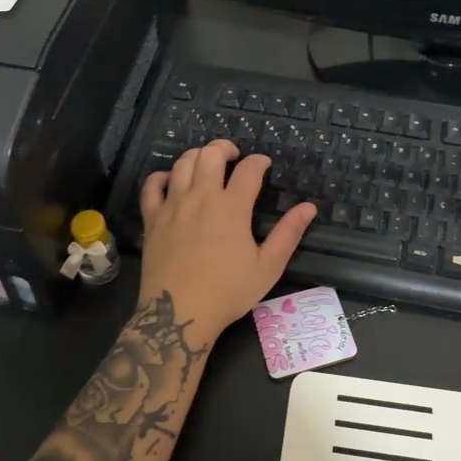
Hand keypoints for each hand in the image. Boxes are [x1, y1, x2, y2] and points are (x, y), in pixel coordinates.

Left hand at [137, 139, 316, 344]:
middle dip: (225, 147)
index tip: (264, 164)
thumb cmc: (228, 291)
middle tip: (233, 156)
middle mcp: (201, 198)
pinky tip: (170, 181)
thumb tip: (309, 207)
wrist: (179, 312)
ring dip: (197, 156)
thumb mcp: (268, 267)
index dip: (259, 161)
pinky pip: (152, 186)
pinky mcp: (152, 218)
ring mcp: (173, 206)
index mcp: (232, 208)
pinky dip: (161, 176)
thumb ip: (288, 234)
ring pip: (182, 163)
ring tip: (206, 163)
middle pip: (211, 154)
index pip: (248, 169)